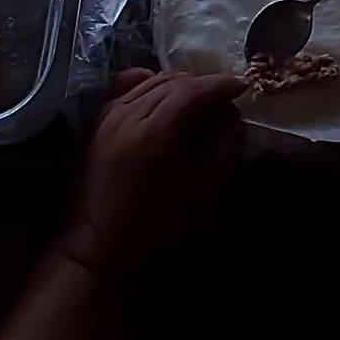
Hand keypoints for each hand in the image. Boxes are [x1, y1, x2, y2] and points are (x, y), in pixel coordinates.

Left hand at [55, 69, 244, 290]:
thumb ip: (222, 151)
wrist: (101, 257)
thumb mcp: (204, 197)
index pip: (191, 91)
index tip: (242, 86)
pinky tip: (156, 87)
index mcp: (155, 131)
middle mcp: (128, 115)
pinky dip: (144, 83)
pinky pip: (122, 90)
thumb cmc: (159, 235)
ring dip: (175, 84)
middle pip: (169, 83)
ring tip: (199, 95)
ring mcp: (108, 118)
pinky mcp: (97, 126)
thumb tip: (233, 118)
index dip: (219, 85)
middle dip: (200, 84)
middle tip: (225, 95)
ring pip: (146, 83)